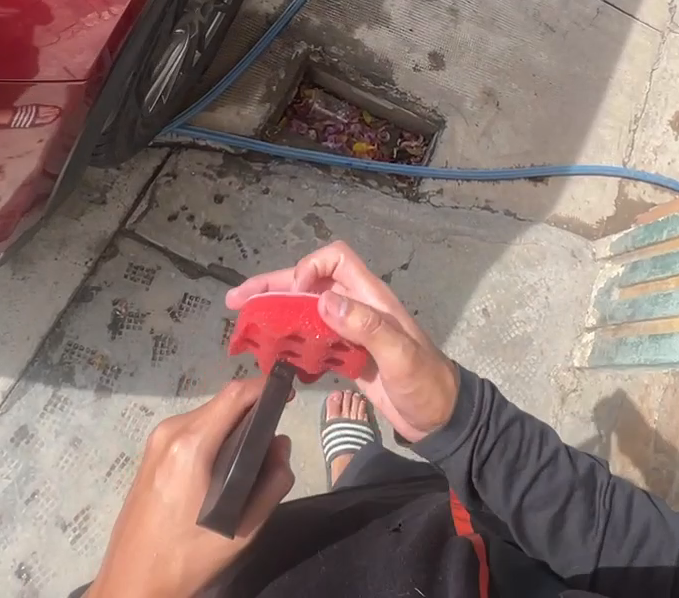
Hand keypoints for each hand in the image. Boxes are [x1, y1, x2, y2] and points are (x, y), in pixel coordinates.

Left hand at [88, 377, 293, 597]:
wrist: (130, 586)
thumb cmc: (186, 559)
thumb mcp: (242, 530)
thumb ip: (273, 483)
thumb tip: (281, 444)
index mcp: (191, 445)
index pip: (235, 395)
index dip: (265, 387)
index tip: (289, 395)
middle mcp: (171, 432)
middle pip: (222, 403)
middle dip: (252, 411)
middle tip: (271, 441)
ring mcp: (157, 440)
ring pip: (207, 415)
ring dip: (232, 425)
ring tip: (249, 457)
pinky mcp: (151, 452)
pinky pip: (192, 429)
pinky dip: (213, 435)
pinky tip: (221, 466)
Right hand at [226, 241, 457, 441]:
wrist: (441, 419)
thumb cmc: (426, 384)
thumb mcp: (400, 355)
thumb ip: (366, 326)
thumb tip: (324, 300)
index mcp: (371, 297)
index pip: (335, 260)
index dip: (309, 268)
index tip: (292, 295)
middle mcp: (358, 308)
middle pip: (311, 284)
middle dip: (273, 287)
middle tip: (237, 301)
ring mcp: (351, 333)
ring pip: (307, 312)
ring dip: (277, 317)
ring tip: (246, 330)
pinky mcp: (347, 357)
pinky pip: (313, 341)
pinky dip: (291, 345)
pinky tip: (272, 358)